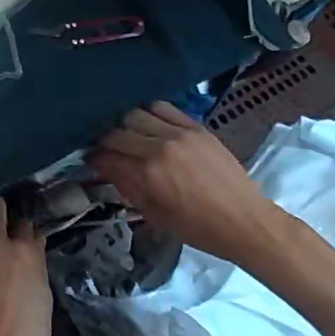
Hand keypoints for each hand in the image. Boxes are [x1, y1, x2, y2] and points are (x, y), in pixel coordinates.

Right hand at [88, 102, 289, 264]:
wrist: (244, 220)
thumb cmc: (198, 228)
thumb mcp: (155, 215)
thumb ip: (127, 187)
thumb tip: (105, 167)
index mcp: (148, 174)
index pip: (108, 155)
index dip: (94, 157)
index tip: (90, 158)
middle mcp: (159, 146)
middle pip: (118, 130)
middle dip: (105, 139)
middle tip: (104, 147)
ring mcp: (179, 132)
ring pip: (137, 112)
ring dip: (125, 121)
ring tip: (124, 131)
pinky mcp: (195, 126)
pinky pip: (163, 107)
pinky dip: (149, 111)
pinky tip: (146, 120)